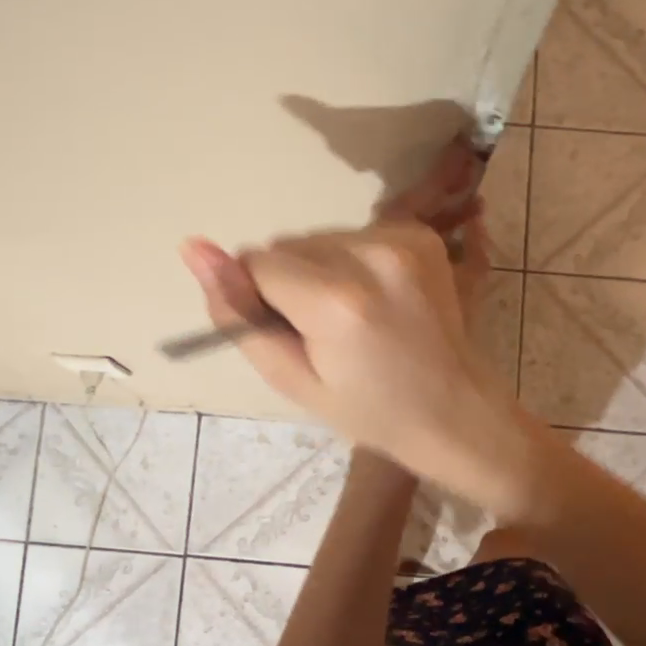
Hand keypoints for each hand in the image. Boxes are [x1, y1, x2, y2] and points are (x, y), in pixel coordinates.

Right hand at [179, 230, 530, 514]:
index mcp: (337, 302)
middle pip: (289, 245)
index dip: (263, 300)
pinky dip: (352, 263)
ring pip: (319, 238)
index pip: (258, 263)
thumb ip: (236, 315)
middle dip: (291, 283)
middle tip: (325, 334)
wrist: (453, 411)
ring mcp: (403, 239)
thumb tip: (192, 247)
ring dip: (320, 270)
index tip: (293, 335)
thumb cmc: (367, 411)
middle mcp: (372, 255)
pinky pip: (354, 235)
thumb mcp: (291, 379)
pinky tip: (376, 301)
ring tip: (354, 319)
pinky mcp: (420, 235)